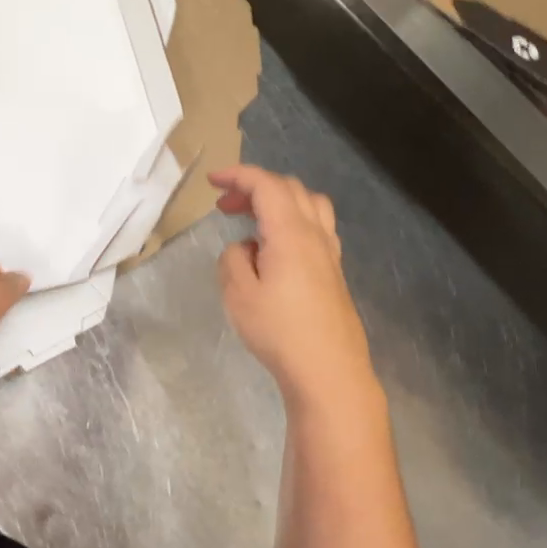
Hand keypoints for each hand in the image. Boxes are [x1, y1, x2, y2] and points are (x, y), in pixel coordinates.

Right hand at [211, 165, 375, 403]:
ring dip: (278, 202)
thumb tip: (245, 249)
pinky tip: (275, 249)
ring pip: (309, 206)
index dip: (238, 175)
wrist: (329, 371)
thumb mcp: (238, 294)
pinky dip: (292, 221)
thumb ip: (233, 260)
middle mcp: (315, 235)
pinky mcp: (334, 274)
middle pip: (290, 190)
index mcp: (290, 233)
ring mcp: (330, 254)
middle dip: (255, 187)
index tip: (212, 180)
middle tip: (225, 205)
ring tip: (252, 221)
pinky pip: (316, 228)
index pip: (266, 186)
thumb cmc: (279, 331)